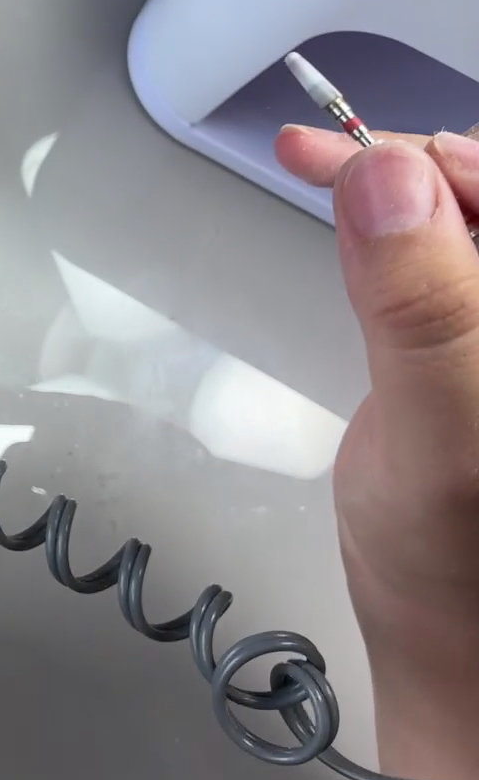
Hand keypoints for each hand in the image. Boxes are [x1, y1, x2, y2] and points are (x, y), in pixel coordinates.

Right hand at [277, 126, 478, 779]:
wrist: (462, 634)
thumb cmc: (460, 549)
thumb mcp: (447, 421)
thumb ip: (425, 297)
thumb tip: (382, 176)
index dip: (433, 159)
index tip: (326, 144)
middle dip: (416, 169)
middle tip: (317, 155)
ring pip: (476, 234)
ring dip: (405, 199)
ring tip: (332, 177)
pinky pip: (455, 274)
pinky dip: (404, 241)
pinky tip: (373, 236)